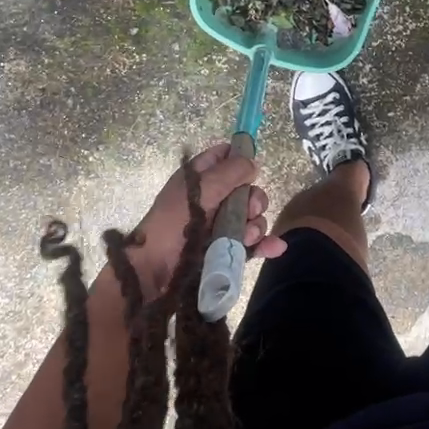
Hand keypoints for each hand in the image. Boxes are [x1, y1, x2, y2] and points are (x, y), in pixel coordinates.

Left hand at [123, 142, 285, 303]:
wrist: (153, 272)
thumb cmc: (173, 223)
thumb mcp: (202, 188)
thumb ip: (231, 172)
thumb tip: (254, 164)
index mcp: (201, 178)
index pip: (225, 156)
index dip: (241, 158)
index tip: (252, 170)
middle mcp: (211, 198)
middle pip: (246, 189)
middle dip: (254, 200)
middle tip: (249, 210)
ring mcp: (218, 226)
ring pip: (251, 217)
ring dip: (256, 225)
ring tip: (247, 238)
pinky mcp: (224, 250)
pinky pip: (251, 243)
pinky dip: (265, 244)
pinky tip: (275, 247)